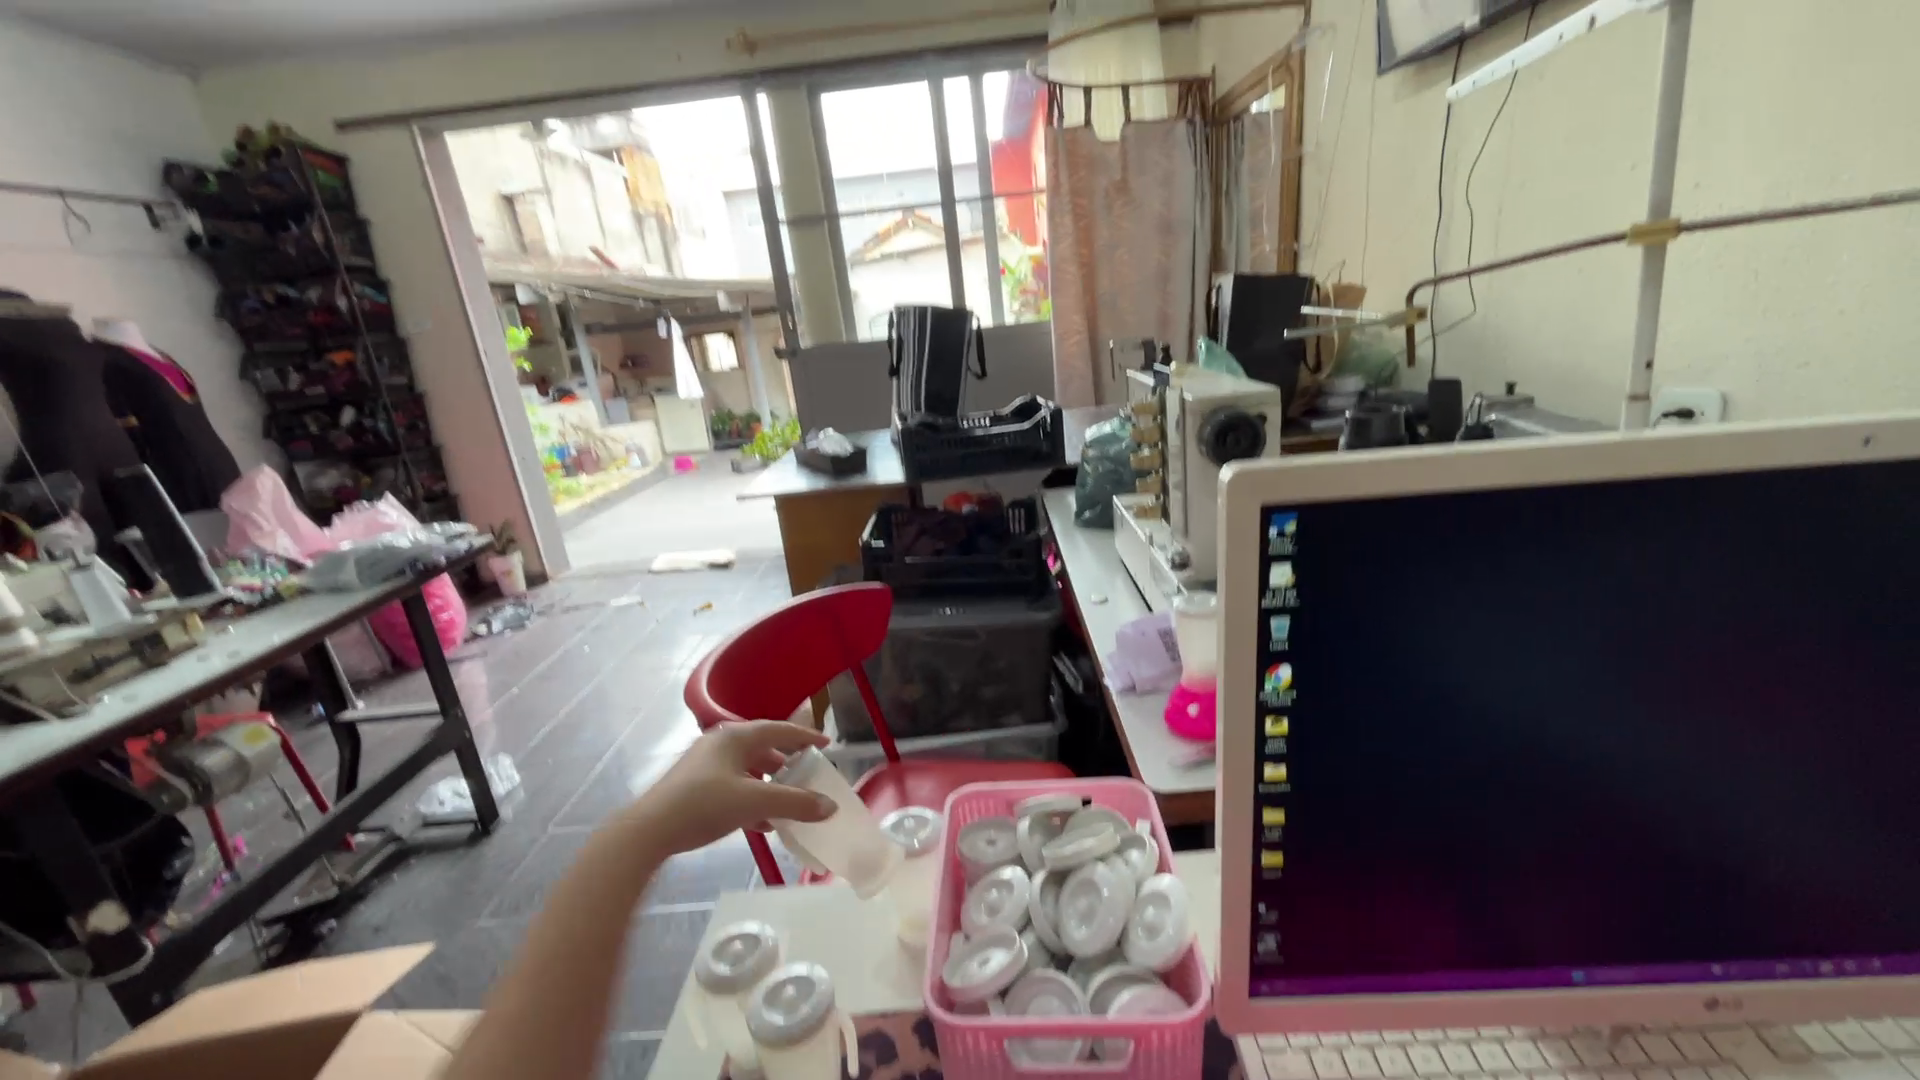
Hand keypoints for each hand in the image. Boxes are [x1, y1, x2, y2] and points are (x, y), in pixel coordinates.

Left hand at [623, 720, 835, 856]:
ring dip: (770, 783)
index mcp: (736, 736)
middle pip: (763, 747)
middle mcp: (721, 743)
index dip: (805, 736)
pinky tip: (762, 822)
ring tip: (788, 801)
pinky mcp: (694, 785)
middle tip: (807, 774)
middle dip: (787, 763)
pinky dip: (752, 797)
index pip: (780, 730)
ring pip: (747, 768)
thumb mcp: (755, 803)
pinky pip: (733, 784)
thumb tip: (831, 806)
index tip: (826, 744)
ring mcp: (705, 764)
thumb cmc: (704, 805)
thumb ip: (795, 803)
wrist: (649, 830)